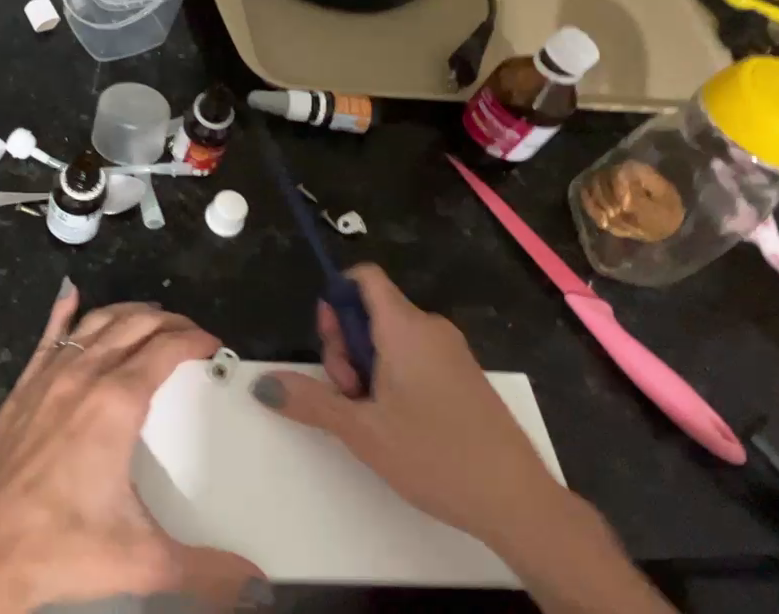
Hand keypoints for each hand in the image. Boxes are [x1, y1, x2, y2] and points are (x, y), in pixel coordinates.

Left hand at [0, 281, 267, 613]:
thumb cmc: (63, 548)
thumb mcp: (144, 560)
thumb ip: (207, 571)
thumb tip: (258, 584)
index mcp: (115, 404)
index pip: (163, 349)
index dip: (193, 339)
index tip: (214, 344)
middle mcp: (82, 378)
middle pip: (132, 326)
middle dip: (167, 321)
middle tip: (192, 332)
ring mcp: (47, 380)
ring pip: (93, 325)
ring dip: (126, 313)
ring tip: (151, 315)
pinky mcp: (21, 391)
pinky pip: (47, 339)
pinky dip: (64, 313)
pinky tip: (70, 297)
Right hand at [250, 264, 567, 548]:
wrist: (517, 501)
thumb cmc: (435, 456)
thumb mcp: (361, 431)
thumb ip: (309, 400)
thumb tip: (262, 384)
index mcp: (405, 327)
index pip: (364, 278)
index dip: (336, 299)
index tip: (331, 344)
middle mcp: (429, 328)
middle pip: (370, 310)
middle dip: (346, 345)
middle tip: (348, 393)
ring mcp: (451, 352)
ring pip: (390, 337)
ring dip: (367, 366)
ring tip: (371, 416)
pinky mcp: (463, 376)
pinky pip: (415, 355)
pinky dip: (394, 376)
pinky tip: (397, 422)